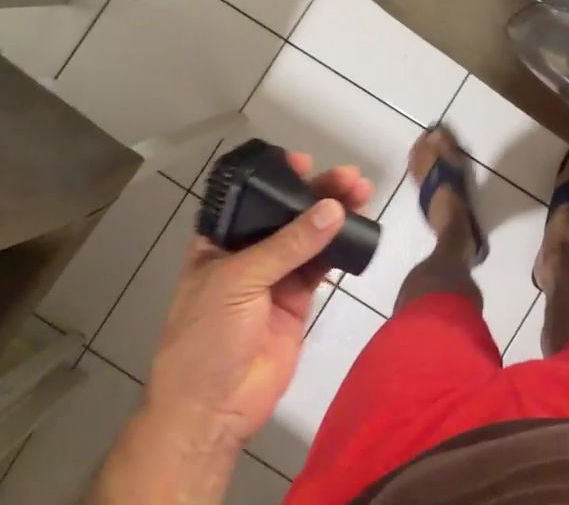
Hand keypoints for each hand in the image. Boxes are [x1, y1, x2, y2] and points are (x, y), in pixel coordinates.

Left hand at [141, 154, 375, 452]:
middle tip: (350, 179)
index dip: (276, 178)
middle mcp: (248, 255)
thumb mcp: (238, 282)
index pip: (250, 201)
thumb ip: (288, 245)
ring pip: (310, 238)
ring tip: (362, 195)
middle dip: (317, 194)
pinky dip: (340, 249)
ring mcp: (275, 278)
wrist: (212, 408)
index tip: (304, 162)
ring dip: (335, 217)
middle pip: (287, 215)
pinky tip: (357, 232)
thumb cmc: (206, 337)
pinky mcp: (298, 301)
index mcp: (219, 243)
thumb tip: (333, 210)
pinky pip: (322, 267)